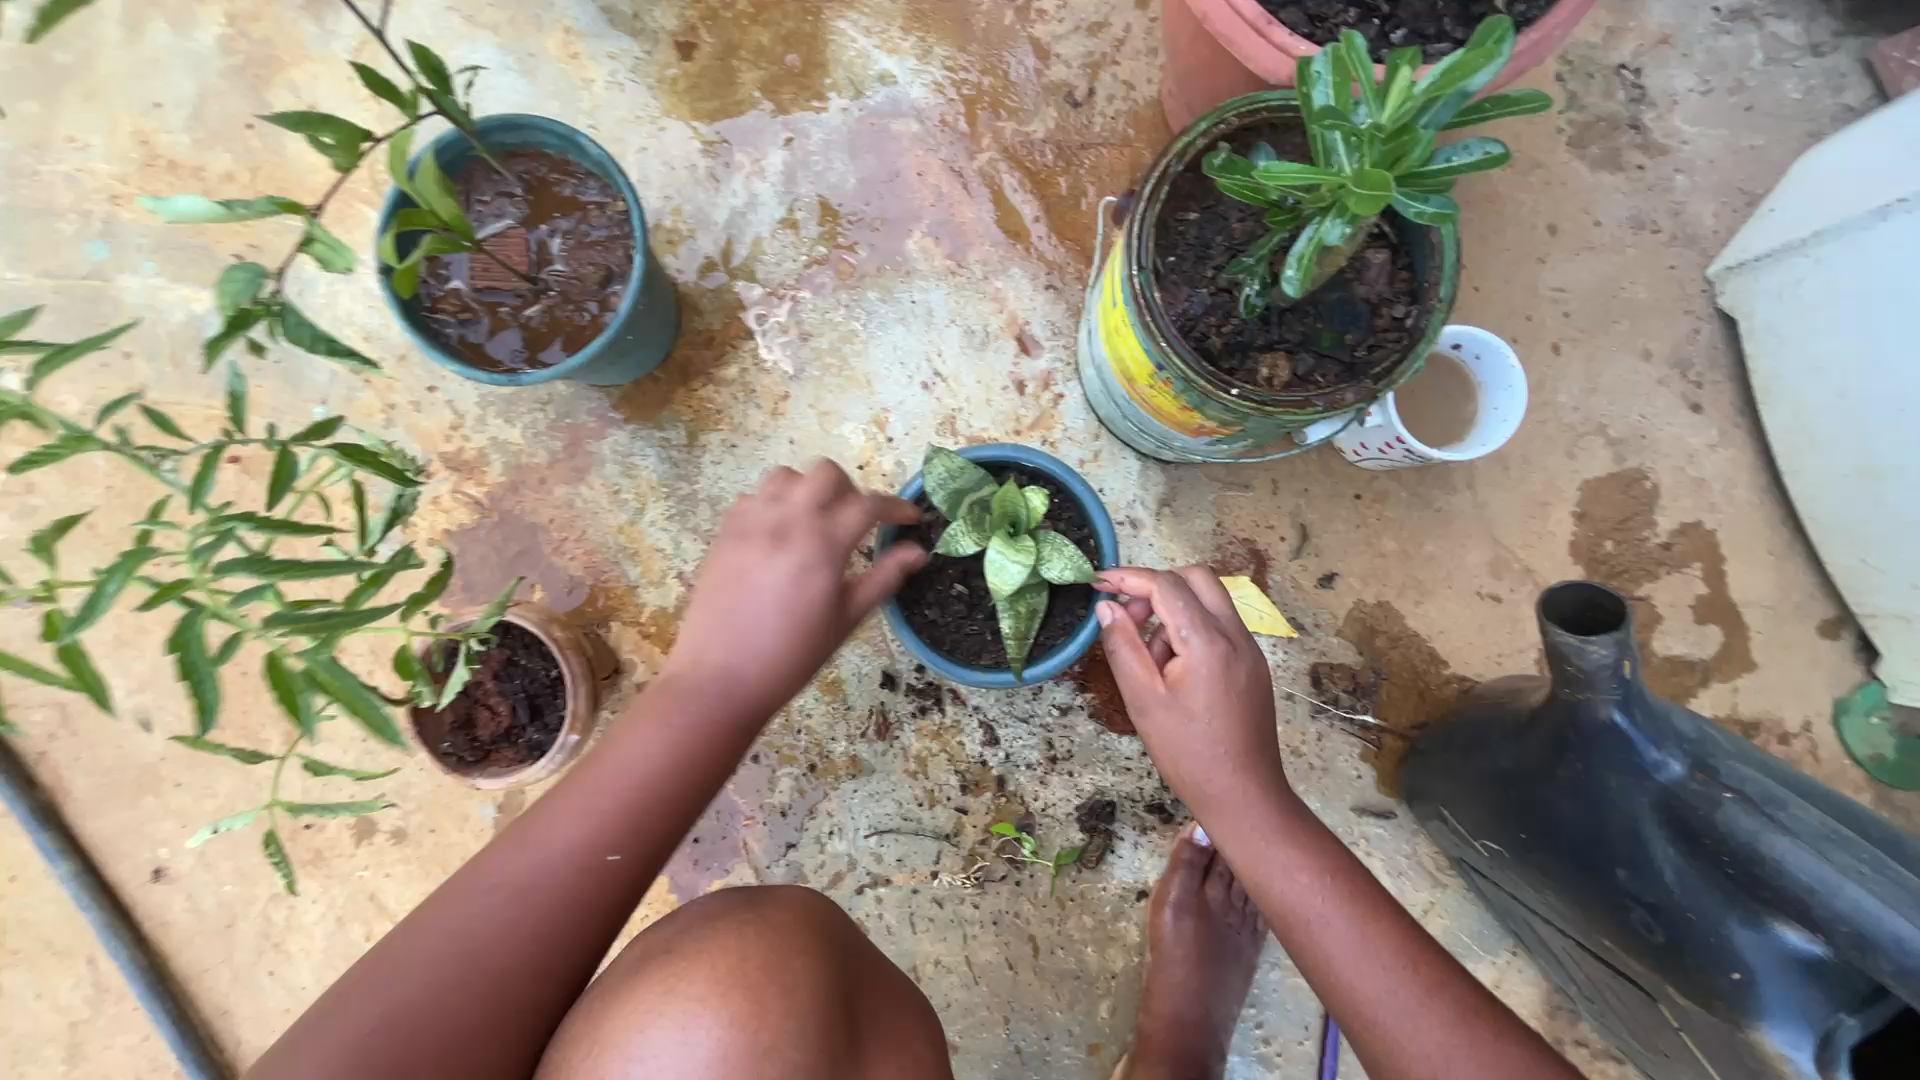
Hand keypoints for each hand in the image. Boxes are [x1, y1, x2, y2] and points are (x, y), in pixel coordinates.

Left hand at [659, 460, 925, 718]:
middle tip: (858, 521)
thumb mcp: (846, 619)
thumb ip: (884, 578)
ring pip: (787, 475)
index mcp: (822, 544)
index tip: (911, 517)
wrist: (720, 679)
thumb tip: (918, 552)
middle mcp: (786, 520)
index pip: (869, 505)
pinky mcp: (725, 532)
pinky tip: (781, 534)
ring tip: (817, 521)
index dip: (896, 506)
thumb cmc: (791, 656)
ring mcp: (751, 522)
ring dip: (810, 489)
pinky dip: (775, 504)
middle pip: (826, 473)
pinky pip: (754, 497)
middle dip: (851, 489)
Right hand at [1094, 567, 1289, 820]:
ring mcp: (1250, 648)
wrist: (1244, 795)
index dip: (1128, 578)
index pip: (1166, 585)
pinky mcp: (1253, 664)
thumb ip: (1122, 646)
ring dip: (1174, 611)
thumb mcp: (1142, 699)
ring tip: (1152, 661)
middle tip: (1129, 619)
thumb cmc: (1187, 752)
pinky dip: (1191, 629)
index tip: (1098, 584)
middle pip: (1196, 577)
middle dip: (1156, 587)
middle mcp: (1235, 635)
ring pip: (1209, 600)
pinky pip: (1219, 625)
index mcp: (1207, 641)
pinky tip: (1174, 670)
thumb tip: (1106, 607)